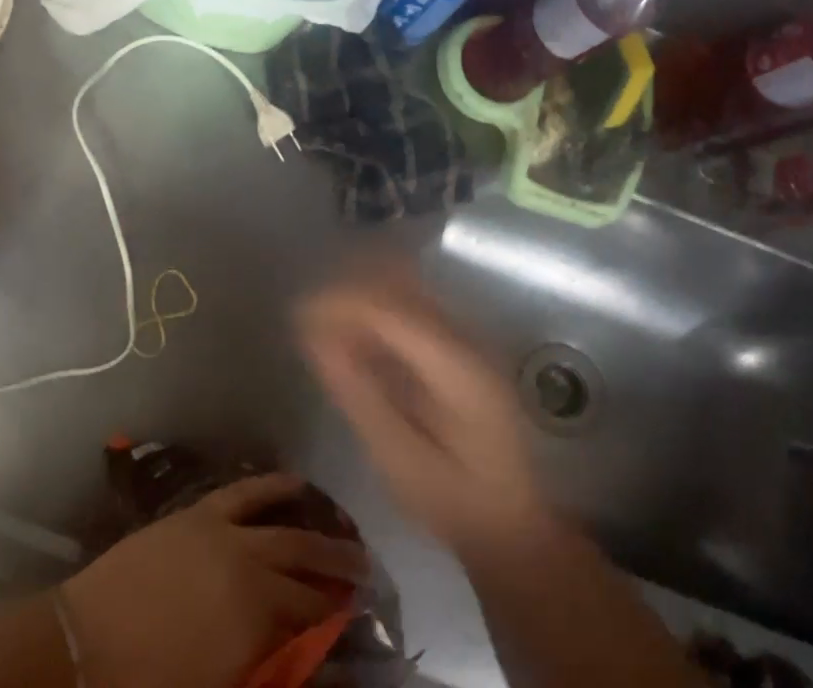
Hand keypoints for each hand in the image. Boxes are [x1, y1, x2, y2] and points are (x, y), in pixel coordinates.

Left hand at [58, 473, 368, 687]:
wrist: (86, 642)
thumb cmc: (154, 678)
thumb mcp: (224, 685)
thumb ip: (274, 668)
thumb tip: (317, 661)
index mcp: (257, 614)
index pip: (316, 613)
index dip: (340, 617)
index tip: (359, 618)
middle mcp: (249, 565)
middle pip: (308, 565)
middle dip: (342, 571)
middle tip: (368, 576)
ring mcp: (221, 533)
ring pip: (284, 528)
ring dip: (320, 532)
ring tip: (347, 536)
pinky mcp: (196, 515)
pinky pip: (242, 493)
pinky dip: (271, 485)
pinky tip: (295, 482)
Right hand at [299, 261, 553, 560]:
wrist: (513, 527)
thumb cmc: (452, 501)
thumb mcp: (398, 456)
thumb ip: (358, 393)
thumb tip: (315, 339)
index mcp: (454, 366)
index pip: (388, 306)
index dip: (338, 303)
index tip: (299, 321)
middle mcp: (467, 341)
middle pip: (399, 286)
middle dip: (347, 295)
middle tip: (308, 325)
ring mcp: (470, 344)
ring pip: (406, 291)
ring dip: (362, 300)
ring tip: (325, 329)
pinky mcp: (464, 354)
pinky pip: (414, 311)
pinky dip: (379, 314)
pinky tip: (357, 340)